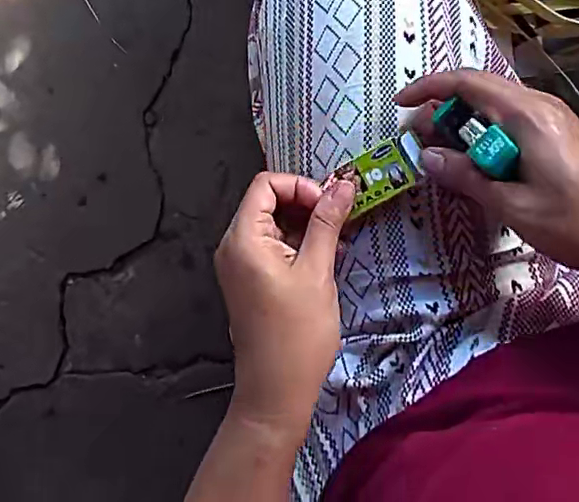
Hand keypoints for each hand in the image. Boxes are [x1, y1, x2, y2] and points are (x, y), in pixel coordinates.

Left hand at [212, 171, 354, 440]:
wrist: (276, 395)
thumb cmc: (297, 334)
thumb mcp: (317, 272)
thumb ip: (327, 222)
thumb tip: (344, 183)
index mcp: (243, 237)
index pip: (265, 184)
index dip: (300, 186)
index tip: (329, 204)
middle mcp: (233, 244)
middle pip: (267, 200)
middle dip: (305, 204)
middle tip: (338, 221)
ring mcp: (239, 262)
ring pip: (272, 222)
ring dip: (305, 224)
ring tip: (336, 241)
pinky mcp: (248, 278)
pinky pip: (271, 244)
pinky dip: (297, 242)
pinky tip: (324, 256)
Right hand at [397, 69, 578, 276]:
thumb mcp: (514, 205)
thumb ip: (467, 177)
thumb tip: (428, 157)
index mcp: (525, 114)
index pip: (465, 82)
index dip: (428, 88)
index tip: (402, 104)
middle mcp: (537, 104)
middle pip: (478, 88)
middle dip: (443, 108)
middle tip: (422, 139)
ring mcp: (552, 115)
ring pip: (494, 103)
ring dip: (464, 121)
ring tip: (447, 152)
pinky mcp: (559, 131)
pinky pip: (511, 117)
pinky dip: (486, 130)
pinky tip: (482, 160)